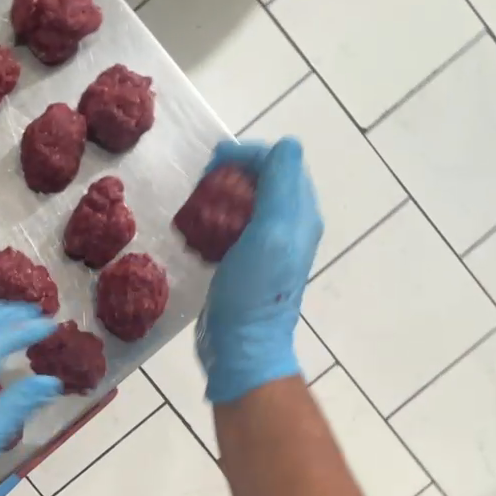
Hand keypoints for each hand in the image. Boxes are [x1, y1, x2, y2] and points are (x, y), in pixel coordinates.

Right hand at [196, 137, 322, 402]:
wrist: (240, 348)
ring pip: (242, 205)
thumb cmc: (254, 292)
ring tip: (195, 213)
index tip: (211, 165)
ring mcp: (265, 248)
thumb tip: (278, 146)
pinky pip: (228, 232)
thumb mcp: (273, 229)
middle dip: (229, 177)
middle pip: (260, 180)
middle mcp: (288, 225)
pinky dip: (210, 227)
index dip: (246, 155)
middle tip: (199, 189)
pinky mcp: (243, 266)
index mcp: (300, 212)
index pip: (279, 160)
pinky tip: (196, 239)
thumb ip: (280, 181)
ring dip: (216, 202)